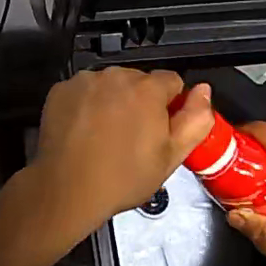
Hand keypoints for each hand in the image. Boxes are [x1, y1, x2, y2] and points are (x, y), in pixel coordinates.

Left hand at [32, 68, 215, 233]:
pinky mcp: (62, 89)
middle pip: (139, 81)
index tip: (162, 127)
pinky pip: (84, 90)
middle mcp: (116, 76)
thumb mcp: (172, 156)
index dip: (171, 105)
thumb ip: (195, 119)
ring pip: (110, 85)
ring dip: (113, 101)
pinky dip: (87, 104)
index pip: (172, 81)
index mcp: (147, 89)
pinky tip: (86, 131)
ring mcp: (86, 80)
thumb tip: (203, 91)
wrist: (68, 189)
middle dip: (141, 102)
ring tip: (107, 136)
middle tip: (133, 137)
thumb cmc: (123, 177)